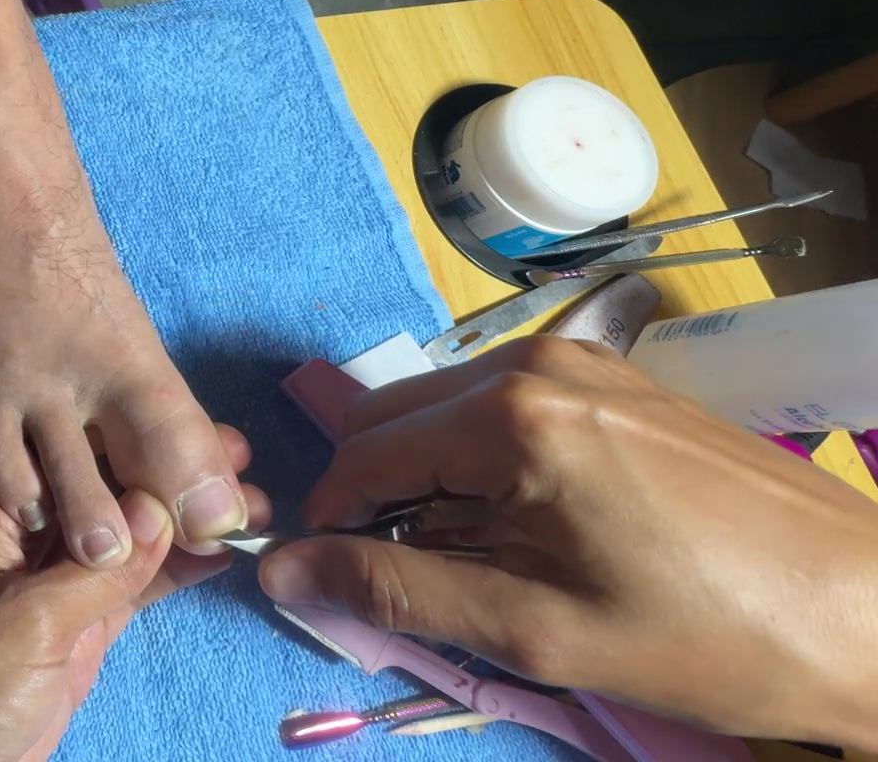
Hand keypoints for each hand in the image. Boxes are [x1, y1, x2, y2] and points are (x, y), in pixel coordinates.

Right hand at [0, 0, 251, 566]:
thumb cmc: (18, 142)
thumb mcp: (81, 223)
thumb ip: (98, 309)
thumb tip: (108, 354)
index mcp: (104, 331)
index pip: (166, 438)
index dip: (193, 491)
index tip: (214, 523)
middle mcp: (37, 370)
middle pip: (77, 483)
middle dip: (100, 527)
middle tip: (109, 553)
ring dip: (15, 502)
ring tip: (26, 521)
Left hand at [0, 428, 248, 761]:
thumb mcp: (27, 621)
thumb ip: (97, 571)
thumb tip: (160, 506)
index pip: (70, 455)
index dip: (133, 439)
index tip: (198, 428)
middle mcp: (30, 530)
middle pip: (105, 491)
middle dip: (167, 474)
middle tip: (242, 457)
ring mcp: (57, 579)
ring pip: (127, 538)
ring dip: (181, 521)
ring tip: (251, 500)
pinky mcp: (77, 624)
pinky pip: (131, 587)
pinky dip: (171, 572)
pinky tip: (218, 555)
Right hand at [258, 336, 877, 751]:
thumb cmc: (713, 637)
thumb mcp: (536, 631)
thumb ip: (392, 590)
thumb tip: (280, 572)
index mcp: (505, 416)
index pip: (362, 454)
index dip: (333, 515)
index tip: (341, 569)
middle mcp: (524, 363)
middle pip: (385, 415)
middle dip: (371, 488)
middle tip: (405, 560)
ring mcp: (567, 355)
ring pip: (430, 403)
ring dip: (418, 468)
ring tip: (466, 539)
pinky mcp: (598, 369)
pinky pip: (484, 397)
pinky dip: (465, 448)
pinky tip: (514, 503)